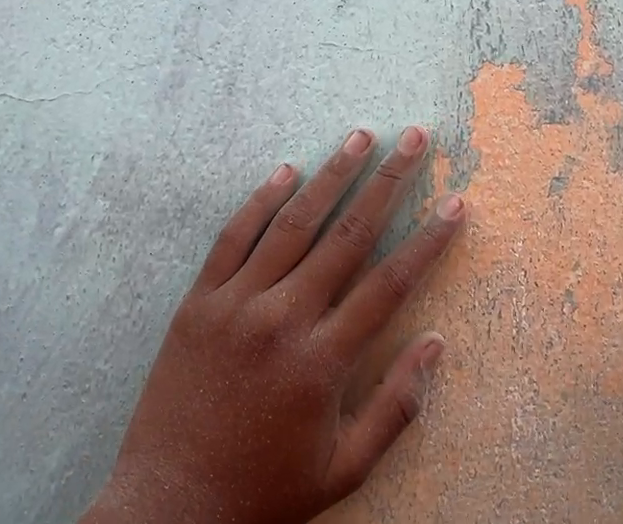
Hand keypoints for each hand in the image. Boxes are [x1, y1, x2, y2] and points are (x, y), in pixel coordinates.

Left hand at [82, 127, 464, 523]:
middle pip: (347, 235)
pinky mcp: (198, 304)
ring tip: (361, 137)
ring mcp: (235, 306)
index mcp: (322, 362)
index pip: (390, 283)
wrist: (167, 511)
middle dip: (388, 181)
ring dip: (331, 176)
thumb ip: (396, 407)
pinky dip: (260, 201)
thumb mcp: (344, 470)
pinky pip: (232, 238)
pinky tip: (285, 171)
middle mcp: (282, 321)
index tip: (456, 205)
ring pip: (293, 224)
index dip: (428, 240)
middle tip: (415, 139)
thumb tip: (435, 344)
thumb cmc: (263, 493)